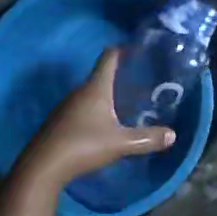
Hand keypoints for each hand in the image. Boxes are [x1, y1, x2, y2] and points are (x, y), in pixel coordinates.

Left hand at [18, 50, 175, 187]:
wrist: (43, 166)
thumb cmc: (84, 145)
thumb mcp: (120, 143)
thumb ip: (147, 139)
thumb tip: (173, 135)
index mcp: (95, 88)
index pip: (108, 58)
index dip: (122, 51)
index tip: (136, 49)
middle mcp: (79, 92)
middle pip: (100, 77)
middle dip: (118, 77)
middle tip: (138, 83)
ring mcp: (65, 107)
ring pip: (89, 95)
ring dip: (105, 97)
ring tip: (123, 105)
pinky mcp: (58, 122)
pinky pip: (80, 109)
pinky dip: (93, 111)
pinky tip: (102, 126)